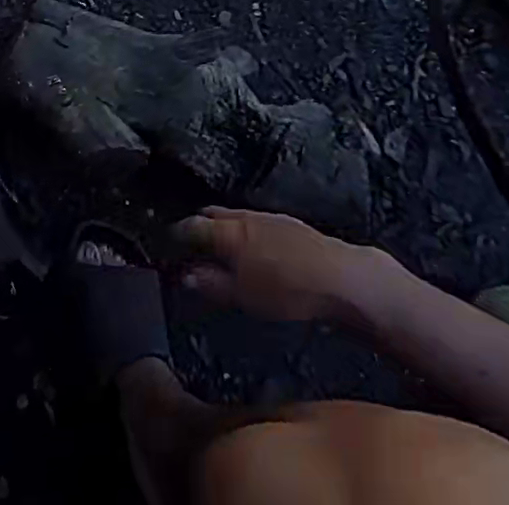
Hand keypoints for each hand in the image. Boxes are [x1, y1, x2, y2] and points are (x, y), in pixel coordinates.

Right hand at [170, 207, 389, 321]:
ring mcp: (268, 216)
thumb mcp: (242, 296)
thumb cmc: (286, 290)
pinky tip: (252, 248)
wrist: (341, 278)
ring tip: (219, 247)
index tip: (167, 245)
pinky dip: (243, 230)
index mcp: (227, 232)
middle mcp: (244, 217)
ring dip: (222, 227)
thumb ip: (211, 283)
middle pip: (211, 214)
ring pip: (234, 215)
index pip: (191, 225)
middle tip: (190, 245)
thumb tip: (185, 274)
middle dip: (198, 225)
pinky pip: (254, 220)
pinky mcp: (288, 223)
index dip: (176, 234)